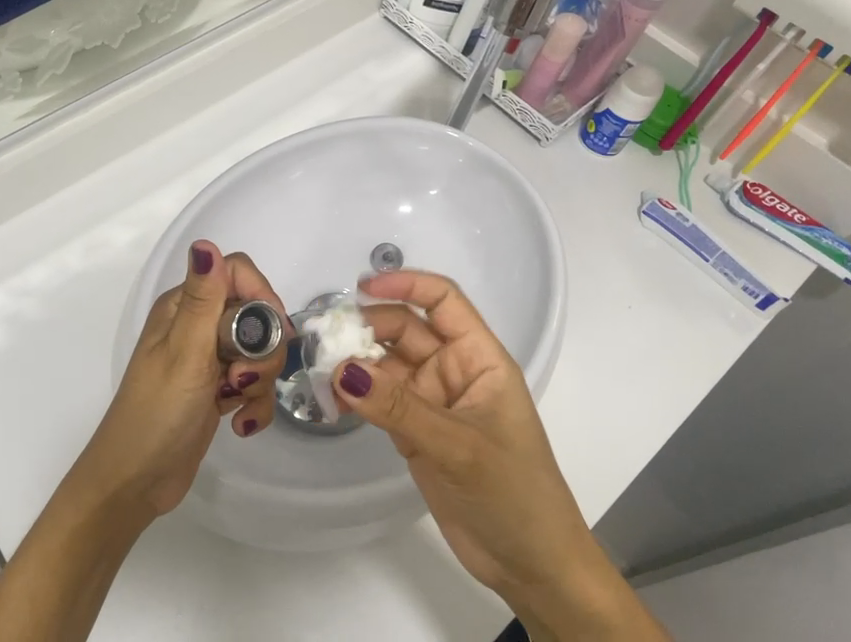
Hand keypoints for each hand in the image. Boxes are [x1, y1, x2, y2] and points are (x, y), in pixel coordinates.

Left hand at [69, 241, 289, 522]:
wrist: (135, 481)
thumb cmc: (157, 413)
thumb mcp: (184, 353)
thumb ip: (202, 300)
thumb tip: (205, 244)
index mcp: (182, 307)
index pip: (236, 273)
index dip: (261, 296)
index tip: (272, 332)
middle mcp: (194, 326)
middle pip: (254, 314)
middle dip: (262, 349)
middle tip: (243, 378)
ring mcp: (206, 360)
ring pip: (258, 352)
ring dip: (259, 380)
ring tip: (238, 404)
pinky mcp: (215, 391)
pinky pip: (252, 384)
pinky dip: (254, 404)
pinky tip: (241, 425)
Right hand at [331, 271, 665, 639]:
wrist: (531, 564)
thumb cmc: (514, 493)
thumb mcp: (458, 446)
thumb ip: (398, 407)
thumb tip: (341, 370)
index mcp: (480, 359)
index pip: (443, 301)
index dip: (406, 284)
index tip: (361, 287)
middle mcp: (454, 371)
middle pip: (406, 329)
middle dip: (368, 328)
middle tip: (326, 341)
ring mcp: (433, 402)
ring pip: (387, 365)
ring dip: (356, 364)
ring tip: (319, 370)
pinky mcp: (415, 433)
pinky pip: (380, 401)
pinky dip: (356, 397)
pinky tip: (331, 397)